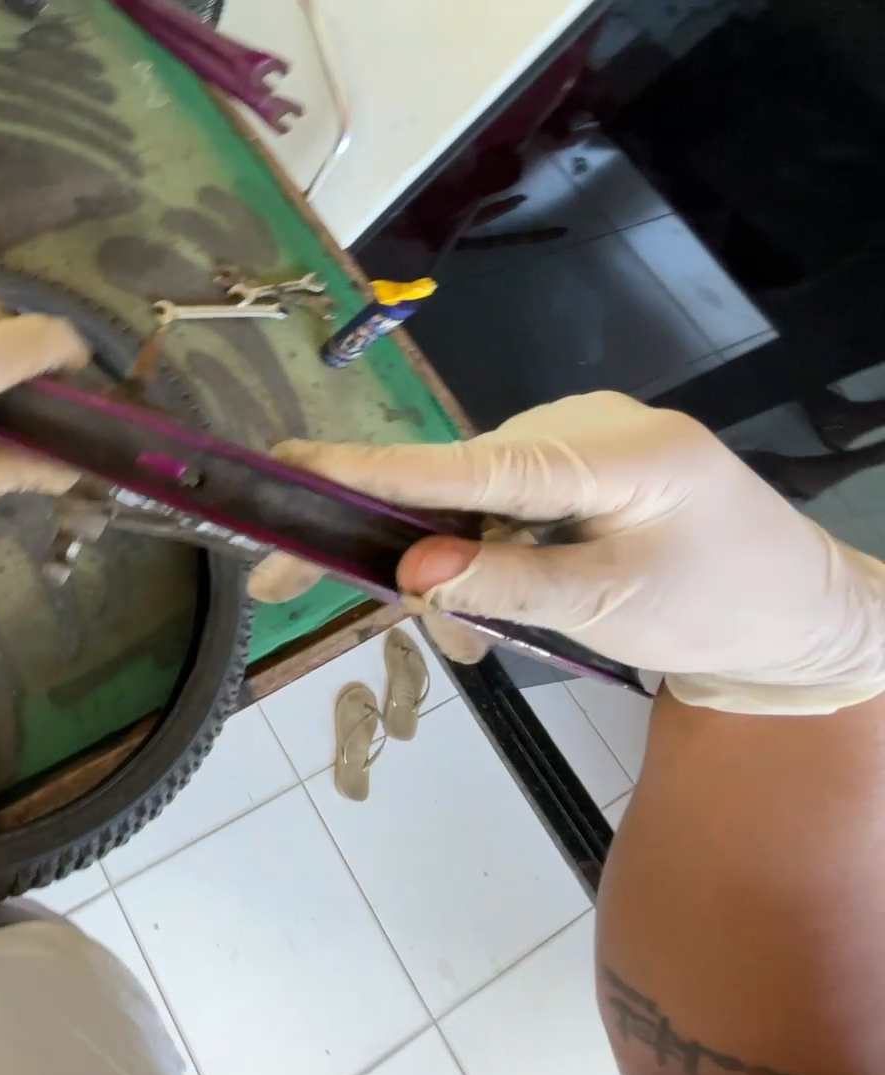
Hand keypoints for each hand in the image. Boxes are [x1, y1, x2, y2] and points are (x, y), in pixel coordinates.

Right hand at [247, 392, 884, 714]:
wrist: (797, 615)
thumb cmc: (721, 612)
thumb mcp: (613, 609)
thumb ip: (507, 584)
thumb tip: (408, 571)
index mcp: (617, 453)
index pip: (467, 466)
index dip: (370, 470)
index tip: (290, 464)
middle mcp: (576, 429)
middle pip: (440, 484)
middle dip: (369, 539)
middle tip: (284, 579)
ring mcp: (561, 442)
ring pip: (450, 501)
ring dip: (425, 564)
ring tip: (457, 639)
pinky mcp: (550, 465)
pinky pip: (476, 506)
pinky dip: (458, 555)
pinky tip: (471, 601)